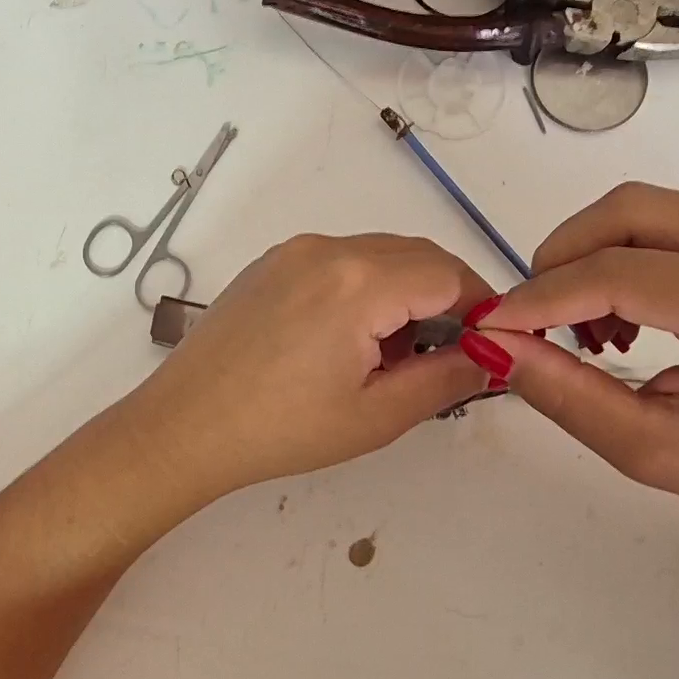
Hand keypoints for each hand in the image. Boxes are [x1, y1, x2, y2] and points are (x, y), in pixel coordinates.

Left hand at [125, 234, 494, 502]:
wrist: (185, 426)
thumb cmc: (281, 429)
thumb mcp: (377, 414)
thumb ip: (448, 377)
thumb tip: (493, 352)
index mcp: (358, 281)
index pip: (449, 274)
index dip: (481, 307)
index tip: (489, 345)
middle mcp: (325, 250)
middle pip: (414, 256)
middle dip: (443, 299)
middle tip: (442, 356)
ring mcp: (289, 253)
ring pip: (375, 255)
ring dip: (401, 293)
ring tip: (388, 356)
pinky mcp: (266, 265)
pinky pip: (335, 262)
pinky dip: (360, 289)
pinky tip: (345, 340)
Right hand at [468, 183, 678, 532]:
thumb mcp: (645, 450)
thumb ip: (562, 392)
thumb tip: (488, 343)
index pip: (623, 274)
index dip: (541, 296)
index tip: (487, 326)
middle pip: (631, 212)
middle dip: (560, 258)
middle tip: (532, 319)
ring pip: (642, 210)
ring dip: (585, 257)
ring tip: (581, 326)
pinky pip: (663, 224)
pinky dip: (614, 258)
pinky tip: (615, 315)